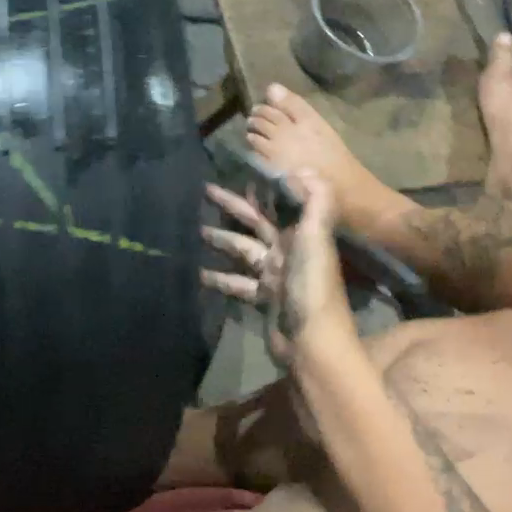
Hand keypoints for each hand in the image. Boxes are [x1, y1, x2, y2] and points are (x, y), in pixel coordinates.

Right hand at [202, 170, 347, 364]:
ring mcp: (275, 275)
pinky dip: (220, 278)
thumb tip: (301, 168)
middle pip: (256, 223)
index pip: (278, 202)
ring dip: (221, 240)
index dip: (260, 187)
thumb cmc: (312, 286)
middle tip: (205, 190)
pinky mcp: (264, 299)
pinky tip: (199, 273)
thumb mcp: (316, 237)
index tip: (238, 170)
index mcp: (301, 234)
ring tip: (196, 230)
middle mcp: (288, 250)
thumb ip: (315, 200)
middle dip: (232, 207)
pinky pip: (238, 282)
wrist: (312, 342)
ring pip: (243, 250)